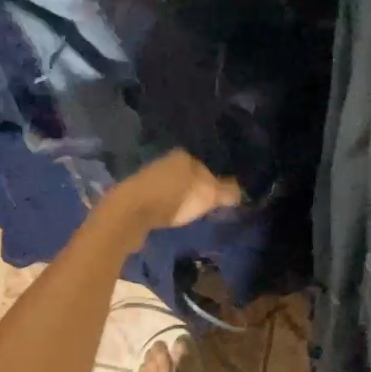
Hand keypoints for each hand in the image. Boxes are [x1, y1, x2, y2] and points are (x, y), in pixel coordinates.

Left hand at [111, 151, 241, 230]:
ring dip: (182, 197)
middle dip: (199, 187)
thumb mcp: (208, 195)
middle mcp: (166, 161)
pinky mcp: (139, 195)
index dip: (217, 178)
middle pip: (189, 175)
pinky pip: (161, 198)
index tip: (224, 194)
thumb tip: (240, 191)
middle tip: (212, 204)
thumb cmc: (174, 197)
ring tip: (193, 212)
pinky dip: (168, 205)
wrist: (130, 213)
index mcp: (184, 155)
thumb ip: (226, 191)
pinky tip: (172, 216)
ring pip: (174, 186)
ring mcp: (150, 177)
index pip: (207, 163)